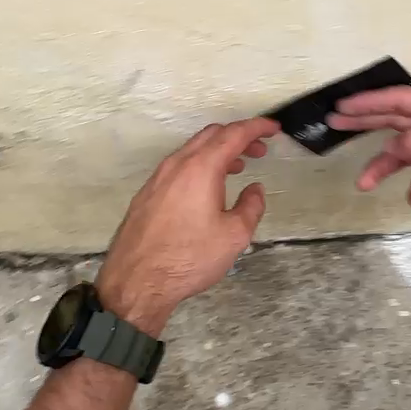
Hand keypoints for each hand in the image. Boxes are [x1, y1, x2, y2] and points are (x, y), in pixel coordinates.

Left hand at [96, 117, 278, 334]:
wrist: (137, 282)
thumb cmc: (188, 258)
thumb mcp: (234, 236)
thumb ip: (251, 206)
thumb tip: (255, 190)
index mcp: (201, 168)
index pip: (233, 134)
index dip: (257, 127)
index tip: (273, 129)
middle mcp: (177, 165)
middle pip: (211, 135)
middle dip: (238, 136)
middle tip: (259, 150)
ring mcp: (158, 178)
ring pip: (192, 149)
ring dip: (218, 151)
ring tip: (238, 167)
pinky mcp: (148, 193)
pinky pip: (178, 166)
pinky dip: (200, 164)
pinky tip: (208, 187)